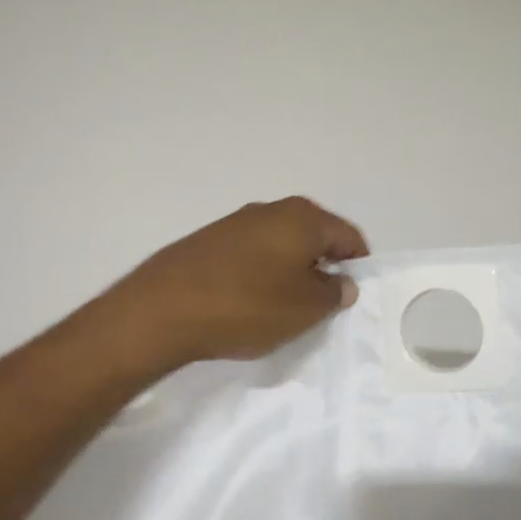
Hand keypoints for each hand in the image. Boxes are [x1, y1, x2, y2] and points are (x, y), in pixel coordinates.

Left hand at [103, 196, 370, 364]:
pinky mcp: (207, 241)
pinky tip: (248, 302)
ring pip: (279, 244)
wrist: (163, 309)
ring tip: (282, 307)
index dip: (356, 265)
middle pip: (312, 236)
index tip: (351, 296)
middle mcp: (270, 210)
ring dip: (288, 270)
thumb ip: (332, 293)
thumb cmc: (247, 306)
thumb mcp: (305, 309)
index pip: (348, 236)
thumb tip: (341, 282)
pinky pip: (249, 255)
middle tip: (320, 305)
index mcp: (302, 218)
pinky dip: (258, 274)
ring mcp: (234, 223)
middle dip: (321, 267)